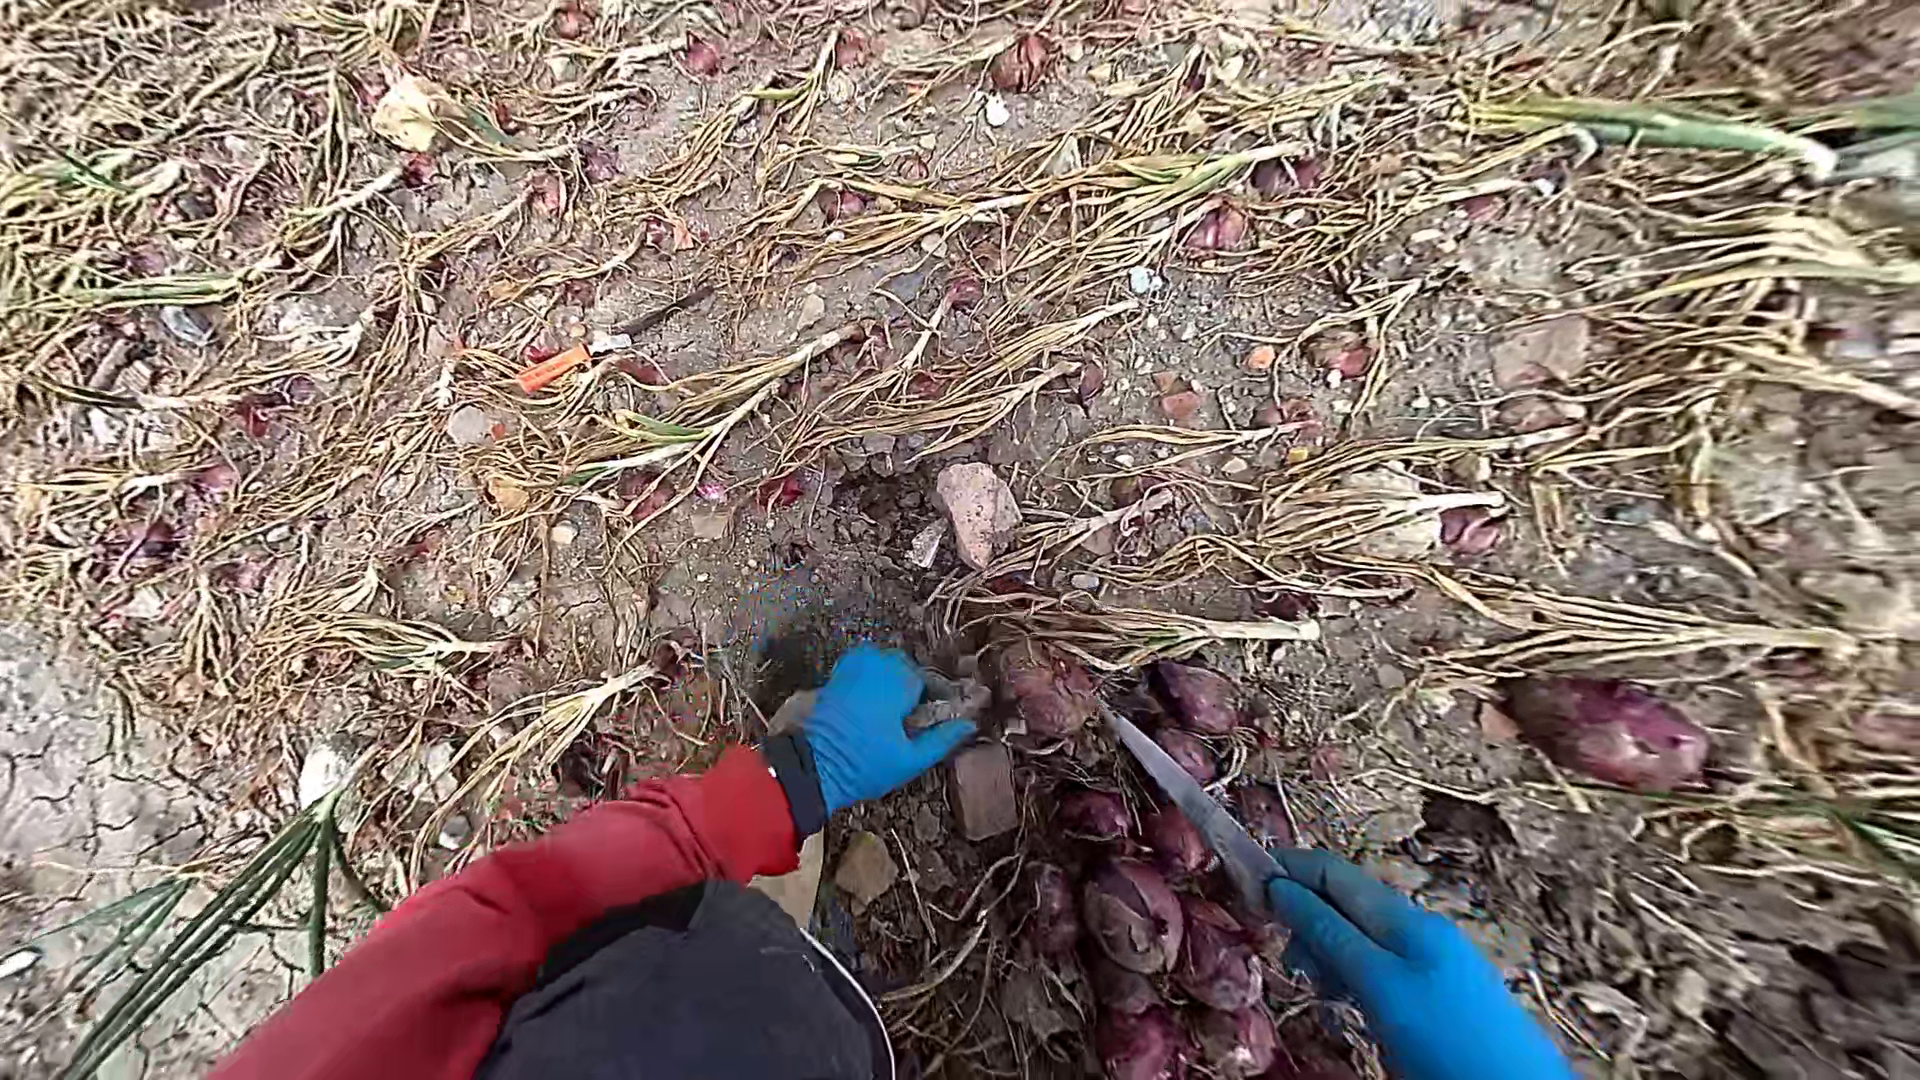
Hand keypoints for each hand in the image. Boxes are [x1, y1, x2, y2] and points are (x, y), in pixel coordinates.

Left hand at [804, 645, 976, 815]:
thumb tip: (969, 725)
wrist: (814, 768)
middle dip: (912, 683)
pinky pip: (862, 659)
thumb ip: (941, 740)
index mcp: (897, 687)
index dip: (933, 695)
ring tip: (892, 701)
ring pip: (884, 658)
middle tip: (912, 710)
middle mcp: (877, 669)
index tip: (934, 710)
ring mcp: (855, 668)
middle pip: (906, 665)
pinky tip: (872, 691)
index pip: (926, 679)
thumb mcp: (909, 760)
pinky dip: (871, 668)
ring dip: (892, 674)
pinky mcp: (838, 674)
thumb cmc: (864, 766)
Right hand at [1265, 849, 1573, 1079]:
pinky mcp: (1438, 999)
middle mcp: (1416, 929)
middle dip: (1303, 915)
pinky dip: (1349, 974)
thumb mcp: (1377, 984)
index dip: (1286, 869)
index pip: (1329, 868)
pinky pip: (1377, 967)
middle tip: (1283, 952)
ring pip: (1356, 936)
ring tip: (1312, 983)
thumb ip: (1325, 930)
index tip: (1249, 892)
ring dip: (1323, 948)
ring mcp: (1431, 964)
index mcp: (1403, 916)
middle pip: (1341, 900)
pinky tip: (1346, 1002)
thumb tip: (1277, 885)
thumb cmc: (1448, 1045)